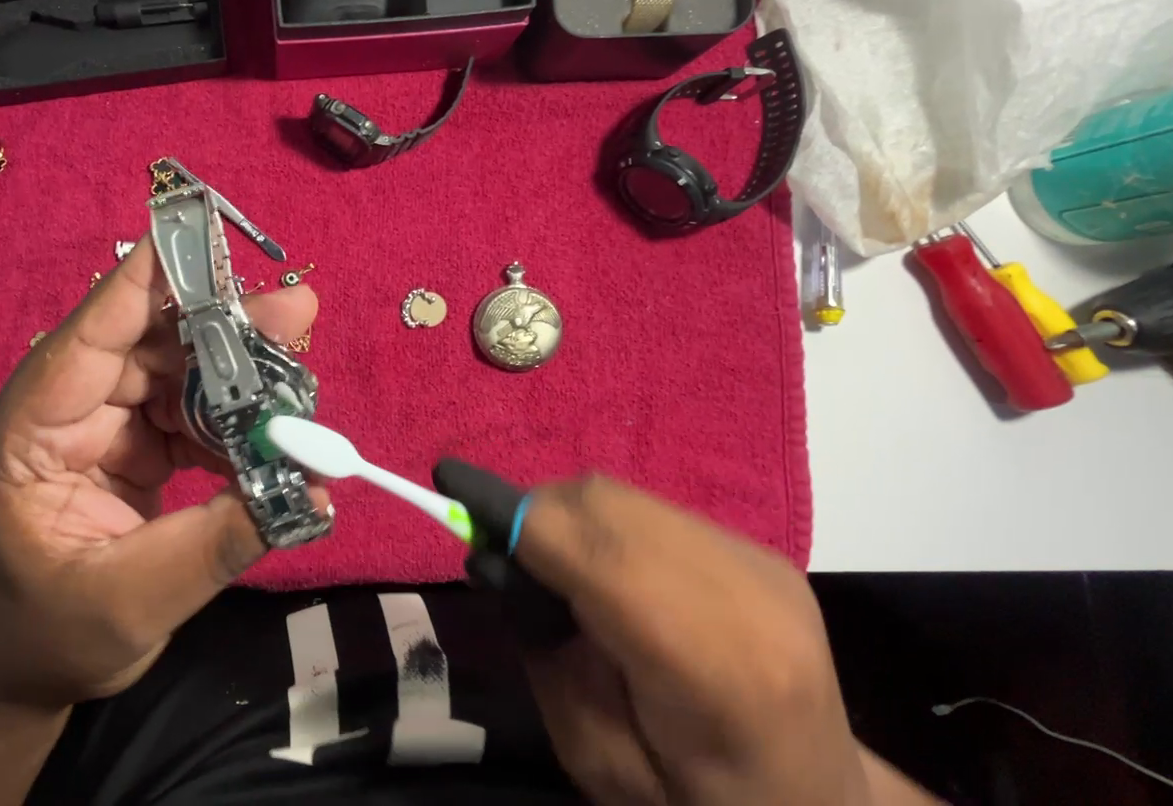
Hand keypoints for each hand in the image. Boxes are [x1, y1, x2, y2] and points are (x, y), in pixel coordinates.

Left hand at [0, 238, 321, 709]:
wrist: (34, 672)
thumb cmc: (55, 636)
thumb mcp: (134, 598)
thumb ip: (218, 541)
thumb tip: (313, 497)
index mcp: (28, 433)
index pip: (84, 341)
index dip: (138, 287)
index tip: (190, 237)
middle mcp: (62, 412)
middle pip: (143, 345)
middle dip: (218, 329)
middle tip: (294, 310)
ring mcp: (99, 425)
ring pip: (174, 372)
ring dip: (236, 372)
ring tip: (298, 369)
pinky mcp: (131, 444)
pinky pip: (188, 412)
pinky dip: (232, 419)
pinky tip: (275, 429)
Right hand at [504, 477, 892, 805]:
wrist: (813, 804)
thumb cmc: (691, 800)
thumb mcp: (592, 753)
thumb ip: (541, 648)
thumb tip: (492, 556)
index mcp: (713, 667)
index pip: (593, 555)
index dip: (515, 517)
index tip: (449, 488)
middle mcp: (746, 595)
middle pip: (603, 506)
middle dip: (533, 516)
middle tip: (502, 555)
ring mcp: (760, 564)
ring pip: (622, 494)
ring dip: (566, 515)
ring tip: (554, 567)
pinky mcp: (760, 550)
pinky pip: (649, 507)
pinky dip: (605, 524)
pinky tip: (608, 570)